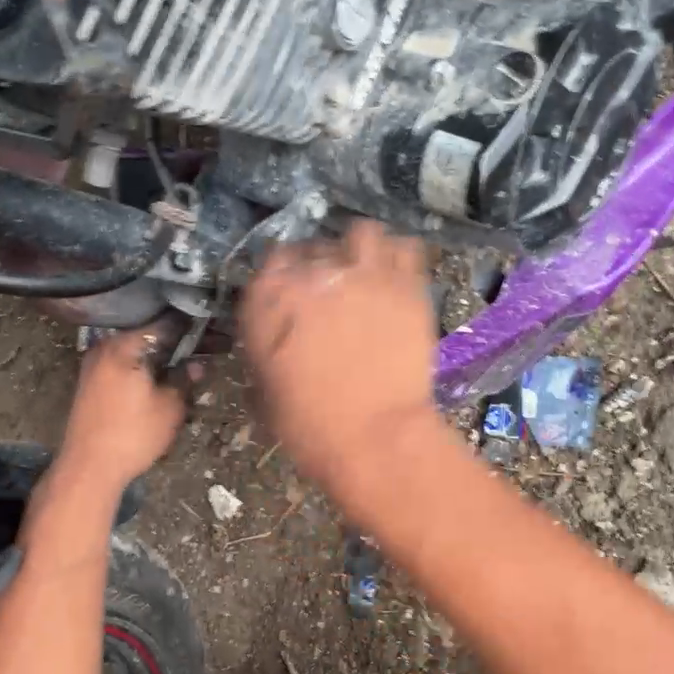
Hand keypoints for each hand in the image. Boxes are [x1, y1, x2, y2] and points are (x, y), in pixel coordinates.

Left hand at [56, 324, 185, 488]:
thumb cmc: (133, 435)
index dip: (189, 329)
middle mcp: (104, 348)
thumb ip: (184, 380)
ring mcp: (92, 365)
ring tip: (181, 368)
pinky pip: (120, 366)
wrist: (89, 467)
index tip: (208, 334)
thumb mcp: (170, 408)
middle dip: (172, 344)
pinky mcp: (88, 384)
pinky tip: (156, 381)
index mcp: (124, 346)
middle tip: (198, 353)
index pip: (163, 324)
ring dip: (155, 358)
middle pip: (145, 337)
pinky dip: (139, 369)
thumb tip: (197, 365)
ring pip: (132, 352)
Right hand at [239, 221, 442, 505]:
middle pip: (316, 248)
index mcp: (269, 299)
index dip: (286, 278)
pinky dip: (399, 257)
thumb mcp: (266, 393)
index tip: (295, 297)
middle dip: (323, 267)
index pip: (273, 262)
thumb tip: (275, 346)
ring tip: (367, 273)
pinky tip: (397, 277)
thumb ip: (266, 353)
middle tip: (333, 296)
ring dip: (361, 250)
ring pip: (363, 234)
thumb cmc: (311, 428)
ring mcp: (364, 275)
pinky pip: (405, 248)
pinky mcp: (407, 286)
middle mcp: (313, 274)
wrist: (376, 439)